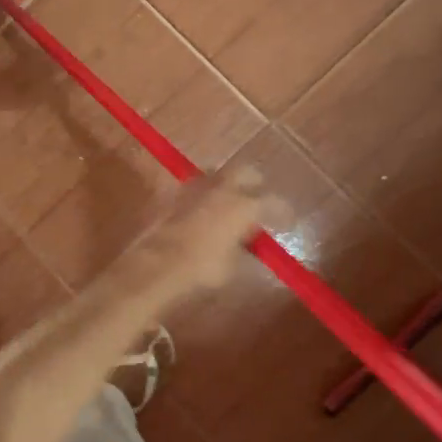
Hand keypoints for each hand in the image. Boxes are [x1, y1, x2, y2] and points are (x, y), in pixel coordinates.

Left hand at [132, 167, 275, 290]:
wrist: (157, 263)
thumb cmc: (203, 268)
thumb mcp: (234, 265)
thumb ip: (245, 248)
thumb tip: (248, 245)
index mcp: (244, 205)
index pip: (274, 202)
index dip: (282, 213)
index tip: (285, 223)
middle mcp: (222, 188)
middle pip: (247, 172)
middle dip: (255, 184)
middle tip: (256, 202)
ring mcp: (195, 186)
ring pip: (218, 174)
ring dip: (226, 185)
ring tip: (227, 204)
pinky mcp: (173, 191)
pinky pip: (194, 186)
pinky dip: (202, 195)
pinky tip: (201, 210)